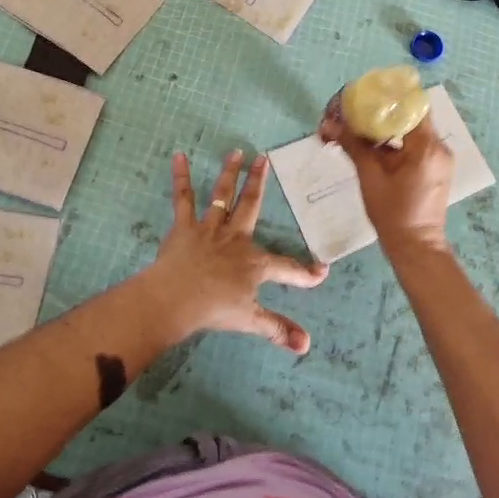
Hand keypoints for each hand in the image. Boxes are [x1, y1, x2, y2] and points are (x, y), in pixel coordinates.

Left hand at [136, 150, 328, 353]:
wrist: (176, 299)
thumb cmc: (214, 309)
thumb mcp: (250, 321)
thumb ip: (278, 329)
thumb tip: (307, 346)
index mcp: (254, 263)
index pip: (286, 268)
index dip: (305, 273)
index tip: (322, 271)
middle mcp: (235, 238)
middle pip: (251, 205)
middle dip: (259, 182)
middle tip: (265, 158)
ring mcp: (209, 228)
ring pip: (222, 195)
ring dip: (230, 173)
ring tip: (236, 152)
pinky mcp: (184, 226)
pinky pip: (183, 199)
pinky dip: (181, 177)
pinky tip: (178, 157)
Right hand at [321, 112, 453, 256]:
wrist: (416, 248)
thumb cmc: (393, 213)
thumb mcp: (369, 177)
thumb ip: (352, 145)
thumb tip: (328, 124)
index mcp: (427, 147)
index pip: (412, 106)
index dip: (389, 98)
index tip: (366, 97)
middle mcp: (438, 148)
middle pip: (410, 118)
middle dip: (381, 114)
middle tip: (354, 114)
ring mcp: (438, 159)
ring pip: (410, 132)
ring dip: (385, 130)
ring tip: (357, 131)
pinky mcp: (434, 169)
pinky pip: (413, 146)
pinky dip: (393, 144)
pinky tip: (371, 148)